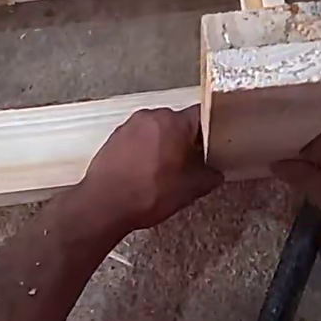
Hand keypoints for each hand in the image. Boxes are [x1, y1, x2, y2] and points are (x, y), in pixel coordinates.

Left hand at [73, 107, 222, 235]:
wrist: (104, 205)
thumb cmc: (148, 193)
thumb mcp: (191, 188)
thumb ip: (210, 175)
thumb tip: (216, 172)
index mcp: (173, 121)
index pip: (202, 115)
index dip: (212, 130)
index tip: (216, 145)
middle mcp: (151, 116)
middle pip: (178, 122)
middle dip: (187, 140)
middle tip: (194, 162)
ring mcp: (129, 125)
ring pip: (157, 130)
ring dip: (165, 145)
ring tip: (168, 170)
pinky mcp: (114, 137)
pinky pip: (138, 139)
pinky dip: (146, 150)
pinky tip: (147, 172)